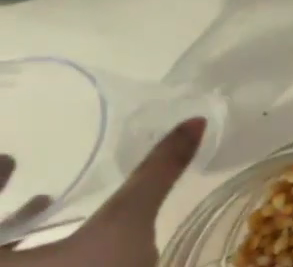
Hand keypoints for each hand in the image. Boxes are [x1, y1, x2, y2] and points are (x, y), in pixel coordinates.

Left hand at [0, 119, 205, 266]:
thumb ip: (152, 177)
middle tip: (20, 182)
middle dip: (3, 211)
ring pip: (1, 255)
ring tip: (38, 216)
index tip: (13, 159)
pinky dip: (23, 259)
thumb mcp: (124, 230)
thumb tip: (191, 123)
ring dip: (6, 237)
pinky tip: (53, 256)